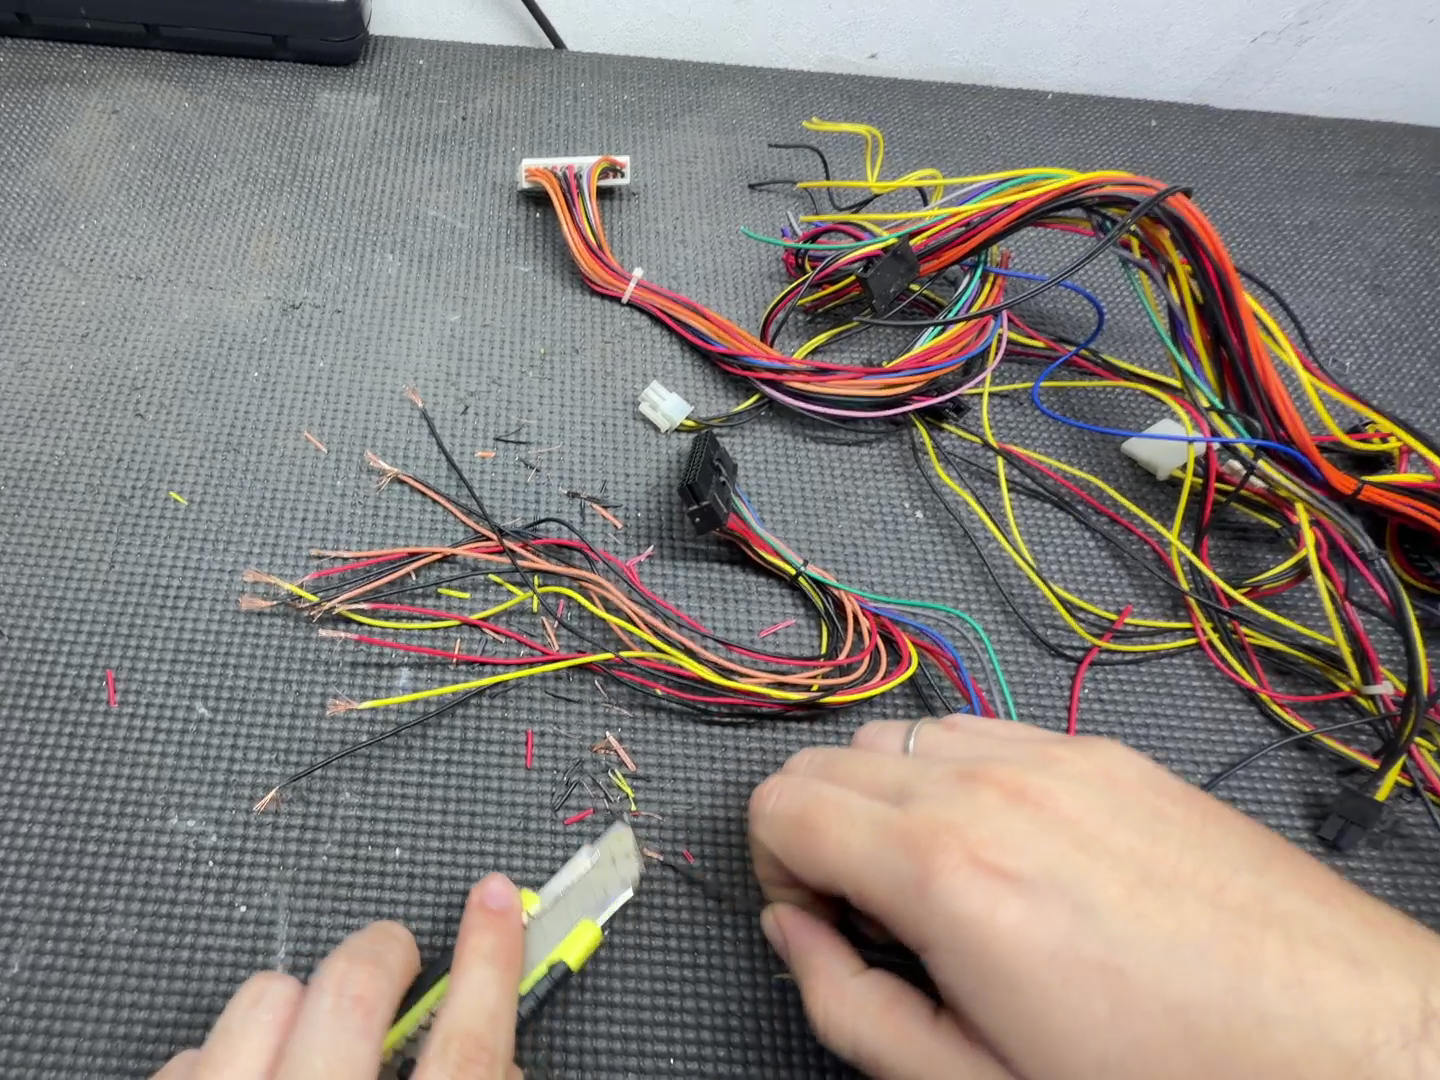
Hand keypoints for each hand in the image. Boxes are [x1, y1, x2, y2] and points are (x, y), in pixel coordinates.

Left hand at [154, 873, 524, 1079]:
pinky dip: (224, 1059)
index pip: (463, 1052)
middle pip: (351, 992)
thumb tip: (498, 1042)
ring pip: (264, 999)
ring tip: (306, 1049)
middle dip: (382, 953)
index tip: (495, 902)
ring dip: (296, 1010)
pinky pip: (190, 1051)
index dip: (490, 962)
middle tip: (394, 958)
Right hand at [749, 713, 1439, 1079]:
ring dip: (876, 797)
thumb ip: (845, 1005)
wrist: (1383, 1061)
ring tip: (933, 871)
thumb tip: (790, 928)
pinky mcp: (1095, 750)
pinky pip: (966, 730)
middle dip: (813, 829)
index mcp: (940, 871)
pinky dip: (943, 774)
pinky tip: (1000, 841)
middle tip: (869, 906)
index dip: (772, 865)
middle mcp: (980, 787)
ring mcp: (1043, 756)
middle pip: (817, 762)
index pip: (775, 806)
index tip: (821, 917)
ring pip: (885, 738)